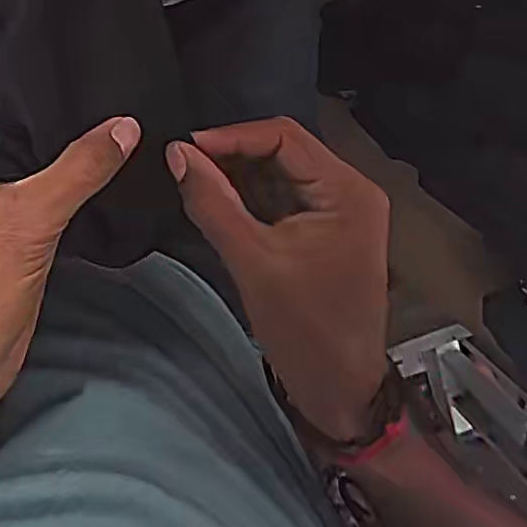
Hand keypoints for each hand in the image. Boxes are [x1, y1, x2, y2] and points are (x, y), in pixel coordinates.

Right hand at [167, 117, 391, 441]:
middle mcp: (350, 188)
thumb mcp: (251, 260)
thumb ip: (212, 200)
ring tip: (196, 177)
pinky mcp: (325, 223)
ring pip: (278, 167)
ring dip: (237, 170)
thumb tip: (176, 153)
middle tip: (186, 162)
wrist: (339, 389)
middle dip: (232, 153)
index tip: (186, 147)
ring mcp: (339, 206)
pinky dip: (248, 190)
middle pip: (283, 146)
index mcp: (347, 191)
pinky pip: (280, 189)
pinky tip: (218, 196)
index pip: (284, 136)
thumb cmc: (305, 329)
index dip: (231, 136)